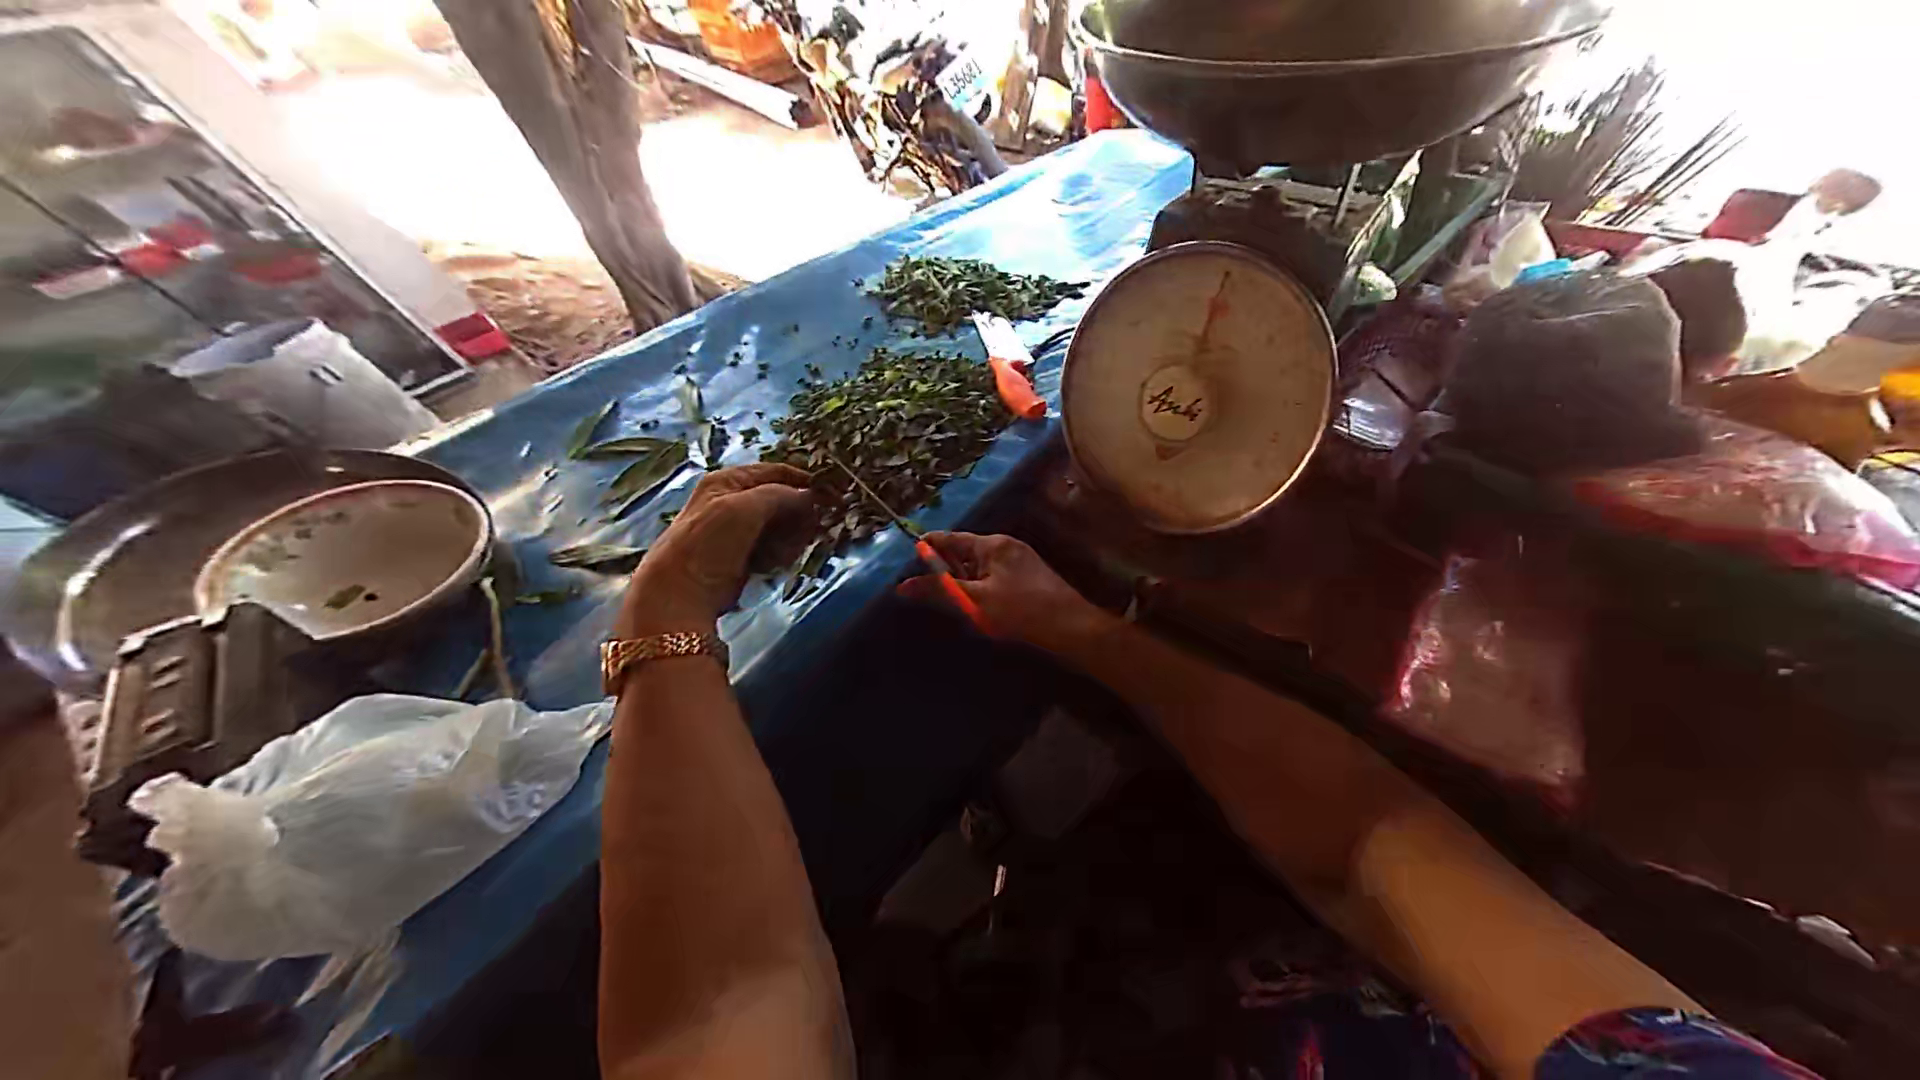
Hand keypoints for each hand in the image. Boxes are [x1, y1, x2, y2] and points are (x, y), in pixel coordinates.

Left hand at [620, 464, 815, 634]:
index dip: (805, 481)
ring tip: (783, 552)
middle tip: (811, 529)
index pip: (777, 472)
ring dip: (791, 538)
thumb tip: (812, 495)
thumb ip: (782, 494)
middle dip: (799, 515)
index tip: (832, 495)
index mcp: (728, 480)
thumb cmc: (708, 543)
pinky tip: (774, 563)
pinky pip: (775, 547)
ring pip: (783, 526)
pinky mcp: (744, 556)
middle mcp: (734, 500)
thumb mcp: (745, 508)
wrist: (680, 593)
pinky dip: (781, 554)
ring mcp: (739, 530)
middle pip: (783, 500)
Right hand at [898, 532, 1108, 650]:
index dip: (927, 550)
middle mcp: (1006, 546)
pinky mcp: (1030, 579)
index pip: (949, 539)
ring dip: (963, 583)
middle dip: (944, 570)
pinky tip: (979, 610)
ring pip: (979, 568)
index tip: (907, 566)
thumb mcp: (974, 602)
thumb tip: (902, 586)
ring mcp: (1020, 562)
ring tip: (951, 604)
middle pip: (964, 552)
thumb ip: (939, 591)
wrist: (1072, 629)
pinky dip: (980, 590)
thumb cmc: (1020, 612)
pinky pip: (994, 578)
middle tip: (926, 593)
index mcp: (992, 544)